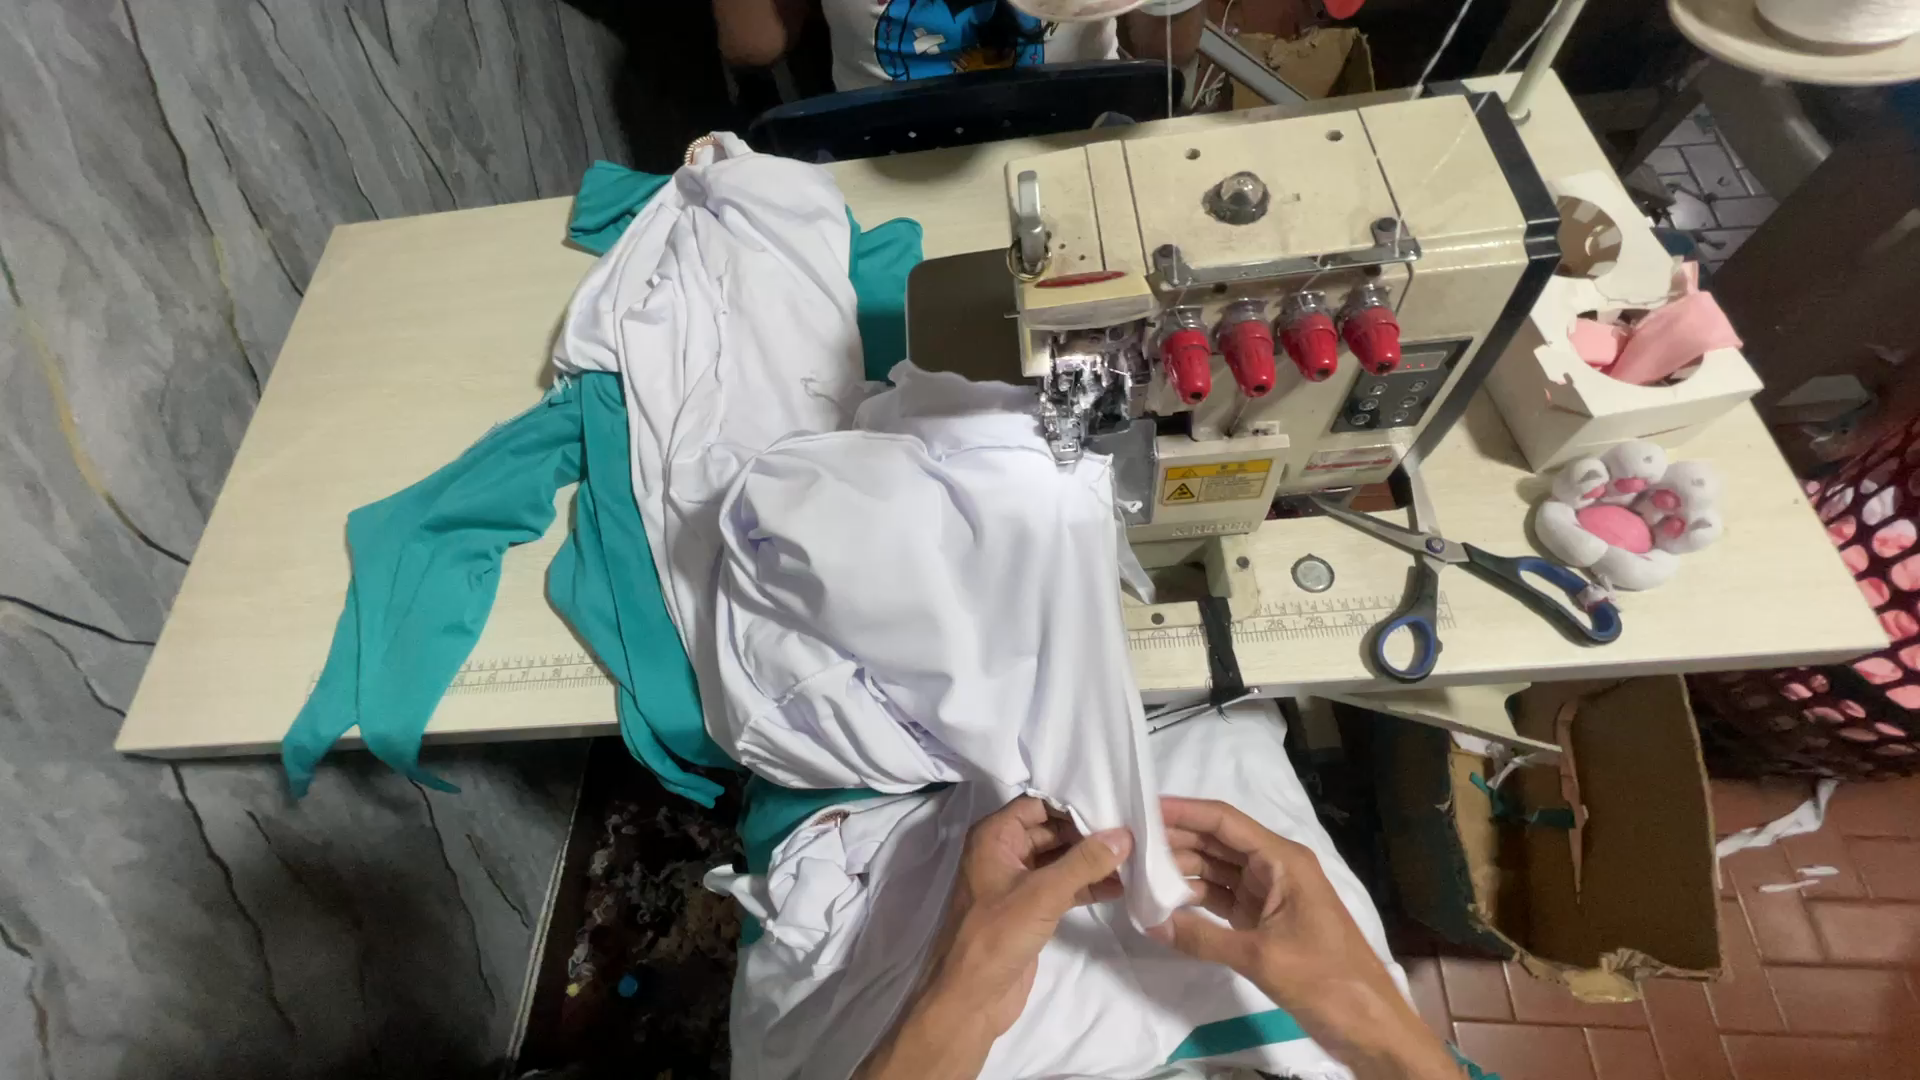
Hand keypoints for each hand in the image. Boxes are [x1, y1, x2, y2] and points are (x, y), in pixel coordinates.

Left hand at [855, 796, 1132, 1079]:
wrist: (971, 998)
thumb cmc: (997, 933)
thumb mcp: (1042, 893)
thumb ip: (1084, 862)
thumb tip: (1123, 835)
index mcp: (994, 835)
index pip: (1038, 805)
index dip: (1072, 804)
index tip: (1111, 805)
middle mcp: (1004, 851)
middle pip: (1051, 830)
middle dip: (1087, 833)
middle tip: (1130, 832)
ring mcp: (1017, 881)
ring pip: (1059, 859)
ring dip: (1090, 861)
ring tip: (1133, 859)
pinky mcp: (1030, 908)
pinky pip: (1062, 886)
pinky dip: (1086, 885)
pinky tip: (1118, 887)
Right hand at [1151, 797, 1460, 1079]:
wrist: (1376, 1033)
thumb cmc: (1328, 982)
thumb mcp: (1261, 958)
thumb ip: (1202, 937)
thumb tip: (1150, 922)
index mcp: (1282, 859)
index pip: (1224, 821)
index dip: (1183, 811)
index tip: (1143, 808)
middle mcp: (1274, 866)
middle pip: (1216, 842)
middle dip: (1175, 840)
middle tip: (1130, 842)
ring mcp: (1269, 893)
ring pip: (1216, 869)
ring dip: (1181, 869)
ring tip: (1139, 870)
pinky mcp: (1264, 919)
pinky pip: (1222, 897)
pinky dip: (1195, 898)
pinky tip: (1165, 901)